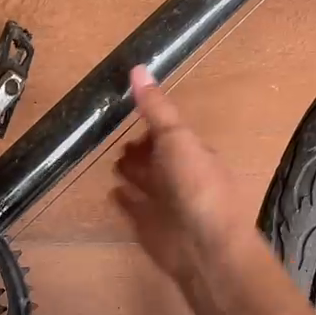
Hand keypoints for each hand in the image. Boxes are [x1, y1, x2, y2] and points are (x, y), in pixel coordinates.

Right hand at [111, 66, 255, 284]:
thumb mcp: (176, 137)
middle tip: (113, 138)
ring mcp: (164, 203)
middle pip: (155, 158)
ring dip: (130, 172)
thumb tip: (137, 67)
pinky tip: (111, 193)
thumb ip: (155, 108)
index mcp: (192, 153)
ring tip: (110, 161)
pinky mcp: (149, 227)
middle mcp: (180, 177)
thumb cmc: (196, 186)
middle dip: (139, 149)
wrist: (205, 247)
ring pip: (143, 182)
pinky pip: (133, 207)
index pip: (168, 134)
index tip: (126, 113)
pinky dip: (124, 199)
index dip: (150, 125)